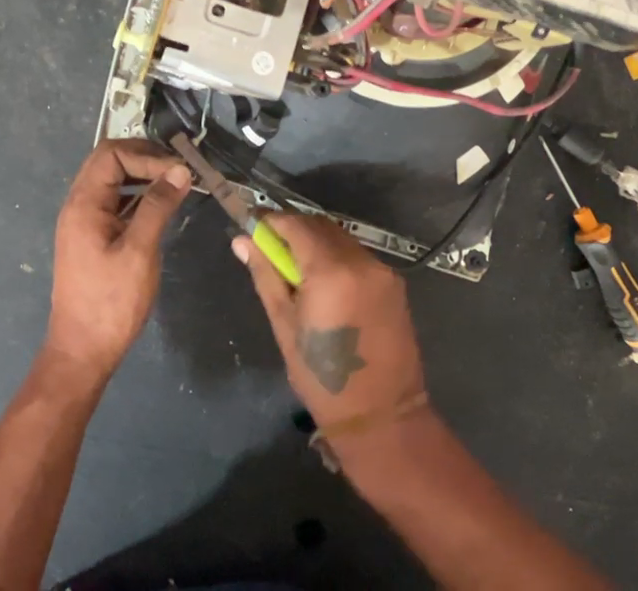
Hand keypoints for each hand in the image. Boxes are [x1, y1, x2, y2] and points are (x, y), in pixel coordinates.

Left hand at [44, 140, 192, 381]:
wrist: (83, 350)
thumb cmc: (111, 302)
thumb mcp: (139, 251)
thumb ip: (158, 206)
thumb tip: (180, 170)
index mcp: (83, 204)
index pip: (111, 154)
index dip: (147, 156)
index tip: (179, 172)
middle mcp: (78, 206)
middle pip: (108, 162)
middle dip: (144, 159)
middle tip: (179, 170)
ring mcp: (83, 222)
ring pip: (110, 182)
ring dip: (141, 177)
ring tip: (175, 185)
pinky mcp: (92, 238)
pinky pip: (113, 203)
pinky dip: (136, 197)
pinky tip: (160, 208)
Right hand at [234, 213, 425, 432]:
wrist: (382, 415)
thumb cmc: (323, 378)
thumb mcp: (285, 326)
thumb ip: (266, 276)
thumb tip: (243, 241)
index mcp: (331, 273)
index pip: (296, 226)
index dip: (272, 223)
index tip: (253, 229)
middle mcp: (361, 262)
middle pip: (321, 227)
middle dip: (294, 230)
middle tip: (271, 252)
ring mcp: (383, 272)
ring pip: (341, 239)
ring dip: (316, 243)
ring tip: (296, 272)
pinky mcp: (395, 284)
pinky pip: (358, 256)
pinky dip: (337, 258)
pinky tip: (324, 284)